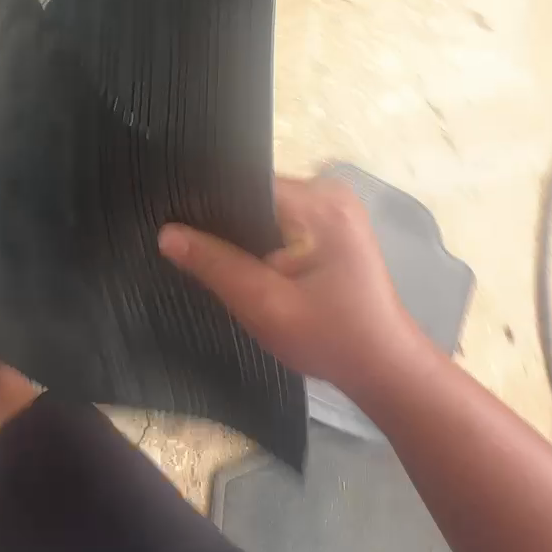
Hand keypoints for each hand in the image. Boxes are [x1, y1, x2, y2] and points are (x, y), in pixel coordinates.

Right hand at [159, 175, 431, 396]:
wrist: (386, 370)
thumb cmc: (331, 340)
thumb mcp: (265, 306)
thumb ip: (215, 265)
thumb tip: (165, 233)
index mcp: (319, 202)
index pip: (243, 182)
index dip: (205, 200)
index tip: (171, 217)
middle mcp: (328, 191)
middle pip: (251, 191)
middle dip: (219, 217)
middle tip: (182, 241)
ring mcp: (332, 206)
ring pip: (260, 205)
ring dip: (237, 229)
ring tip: (204, 250)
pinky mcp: (331, 223)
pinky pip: (276, 216)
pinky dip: (256, 236)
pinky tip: (240, 259)